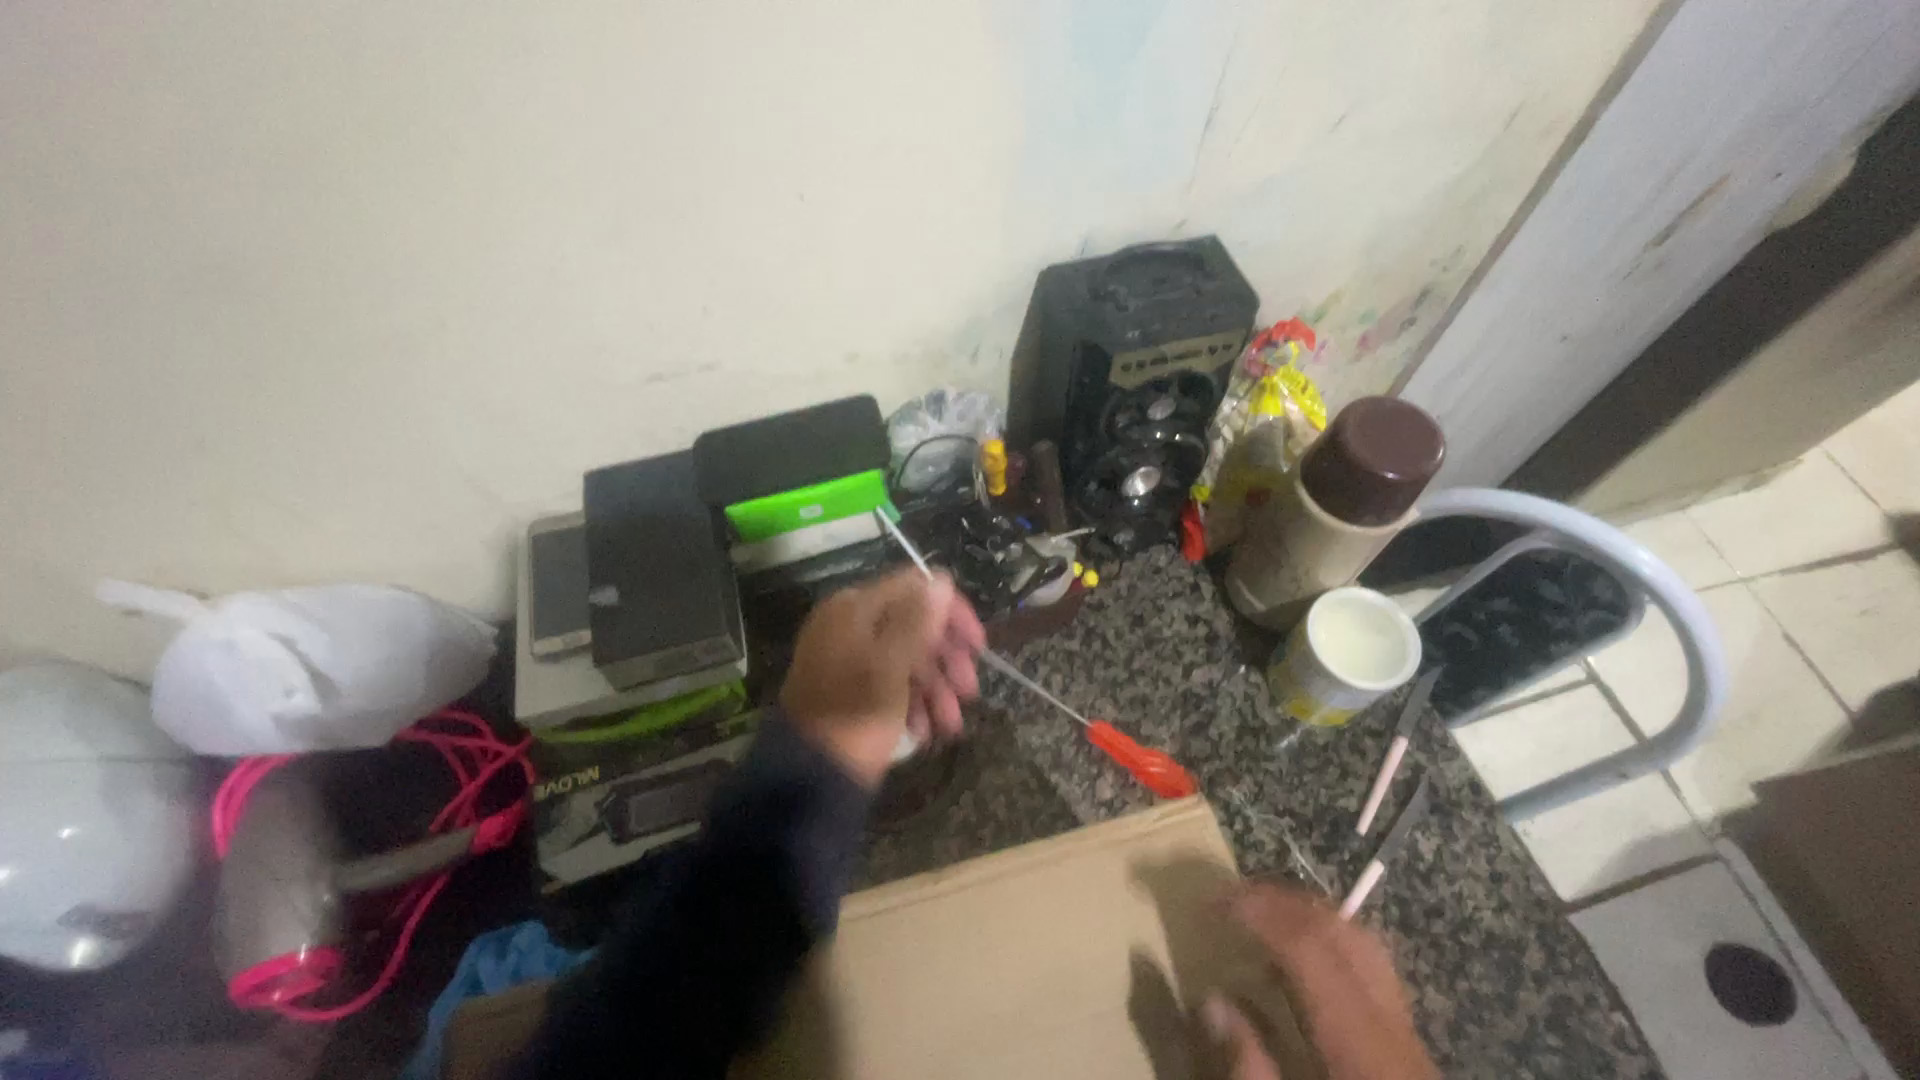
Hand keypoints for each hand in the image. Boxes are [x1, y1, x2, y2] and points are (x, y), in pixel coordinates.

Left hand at [780, 568, 985, 786]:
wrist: (809, 776)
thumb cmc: (855, 712)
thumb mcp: (891, 664)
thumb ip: (918, 620)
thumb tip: (942, 579)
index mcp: (854, 608)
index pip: (915, 587)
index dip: (952, 613)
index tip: (978, 646)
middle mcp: (850, 625)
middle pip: (914, 625)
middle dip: (946, 660)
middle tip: (969, 691)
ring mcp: (849, 658)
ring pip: (907, 659)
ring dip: (936, 688)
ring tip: (951, 724)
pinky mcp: (852, 690)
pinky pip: (892, 683)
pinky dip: (914, 703)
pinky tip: (926, 732)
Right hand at [1203, 885, 1437, 1079]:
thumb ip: (1248, 1070)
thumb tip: (1213, 999)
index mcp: (1364, 1054)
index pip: (1310, 950)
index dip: (1258, 914)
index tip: (1209, 903)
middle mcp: (1394, 1032)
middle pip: (1342, 933)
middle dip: (1281, 902)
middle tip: (1227, 898)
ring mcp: (1410, 1038)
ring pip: (1363, 944)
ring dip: (1306, 916)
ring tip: (1257, 916)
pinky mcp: (1411, 1052)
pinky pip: (1369, 969)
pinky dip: (1328, 945)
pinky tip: (1295, 963)